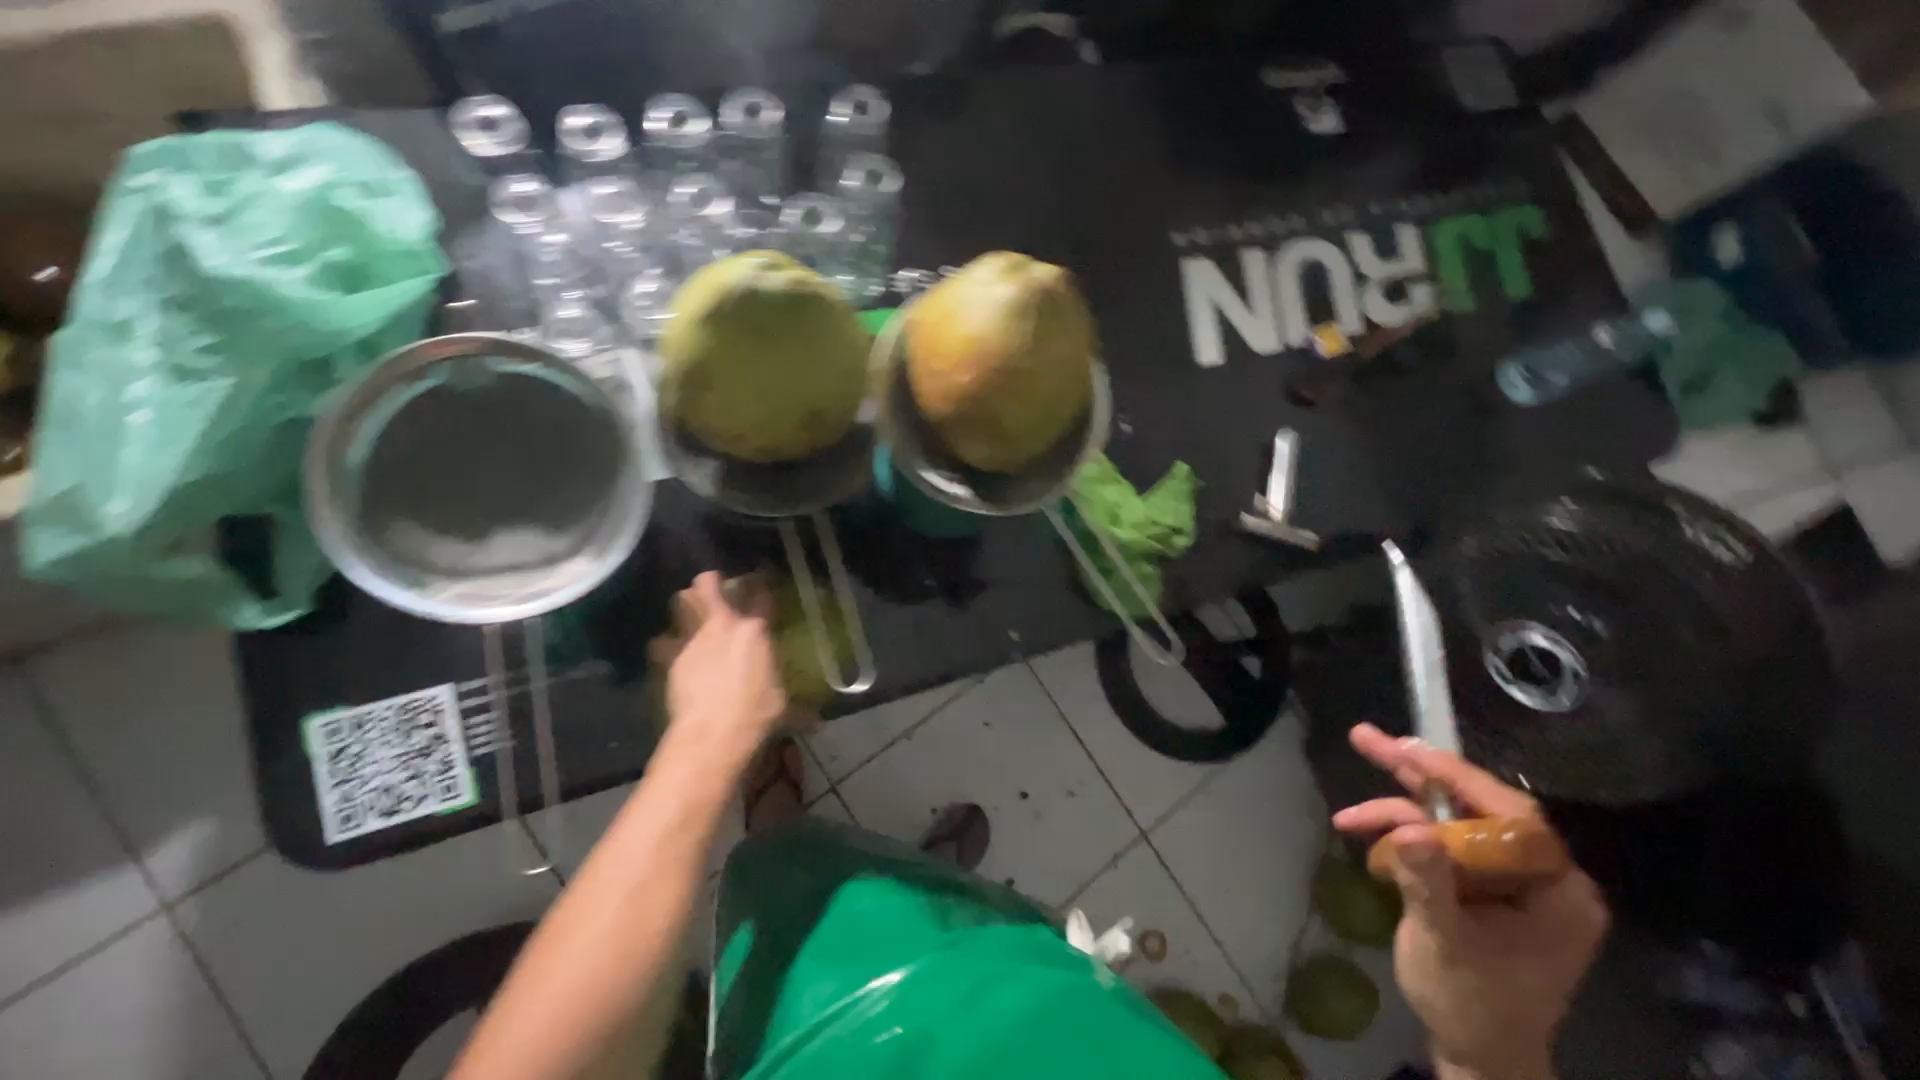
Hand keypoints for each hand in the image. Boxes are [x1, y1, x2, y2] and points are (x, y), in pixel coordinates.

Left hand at [663, 572, 786, 763]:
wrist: (711, 734)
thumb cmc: (756, 716)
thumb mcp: (783, 707)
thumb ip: (796, 706)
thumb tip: (814, 722)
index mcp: (756, 631)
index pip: (762, 593)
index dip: (763, 581)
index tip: (763, 577)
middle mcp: (723, 625)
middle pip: (708, 584)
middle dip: (711, 581)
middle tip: (715, 586)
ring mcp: (692, 638)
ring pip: (681, 602)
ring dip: (686, 604)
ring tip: (691, 611)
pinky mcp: (669, 657)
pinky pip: (663, 641)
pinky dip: (666, 644)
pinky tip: (670, 653)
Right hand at [1332, 723, 1607, 1079]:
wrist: (1481, 1058)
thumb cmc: (1471, 1004)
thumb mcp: (1445, 943)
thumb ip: (1429, 883)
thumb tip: (1409, 829)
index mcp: (1558, 890)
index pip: (1508, 813)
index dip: (1454, 776)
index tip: (1406, 748)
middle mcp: (1545, 877)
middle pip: (1478, 809)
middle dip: (1418, 778)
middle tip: (1368, 740)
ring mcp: (1518, 884)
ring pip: (1456, 827)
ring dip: (1400, 816)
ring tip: (1349, 817)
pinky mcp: (1493, 892)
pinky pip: (1451, 850)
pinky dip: (1409, 842)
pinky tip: (1370, 838)